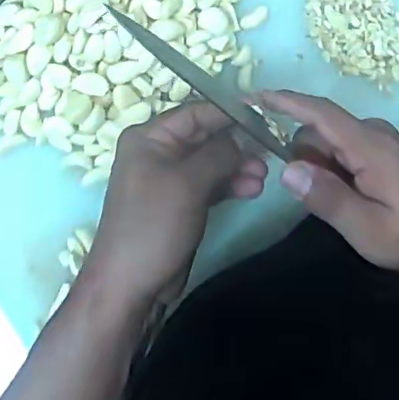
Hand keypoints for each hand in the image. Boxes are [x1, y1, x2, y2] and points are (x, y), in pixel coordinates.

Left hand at [81, 103, 269, 310]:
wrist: (130, 286)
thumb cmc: (153, 225)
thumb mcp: (187, 183)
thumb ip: (218, 153)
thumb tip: (244, 136)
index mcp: (149, 138)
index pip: (195, 113)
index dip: (229, 113)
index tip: (263, 116)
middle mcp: (158, 152)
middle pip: (206, 137)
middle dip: (237, 143)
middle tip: (268, 152)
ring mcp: (170, 179)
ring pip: (212, 162)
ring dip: (238, 166)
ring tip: (264, 176)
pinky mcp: (181, 203)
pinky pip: (211, 184)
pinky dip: (231, 184)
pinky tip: (253, 189)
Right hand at [259, 91, 398, 280]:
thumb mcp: (369, 231)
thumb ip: (328, 199)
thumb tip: (287, 169)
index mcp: (371, 146)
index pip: (320, 114)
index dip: (285, 102)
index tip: (251, 96)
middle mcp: (374, 132)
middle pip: (318, 131)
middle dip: (306, 160)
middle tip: (319, 202)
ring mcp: (379, 139)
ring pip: (327, 141)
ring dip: (321, 168)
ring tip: (343, 205)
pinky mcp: (381, 149)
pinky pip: (341, 148)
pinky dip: (333, 168)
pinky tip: (349, 197)